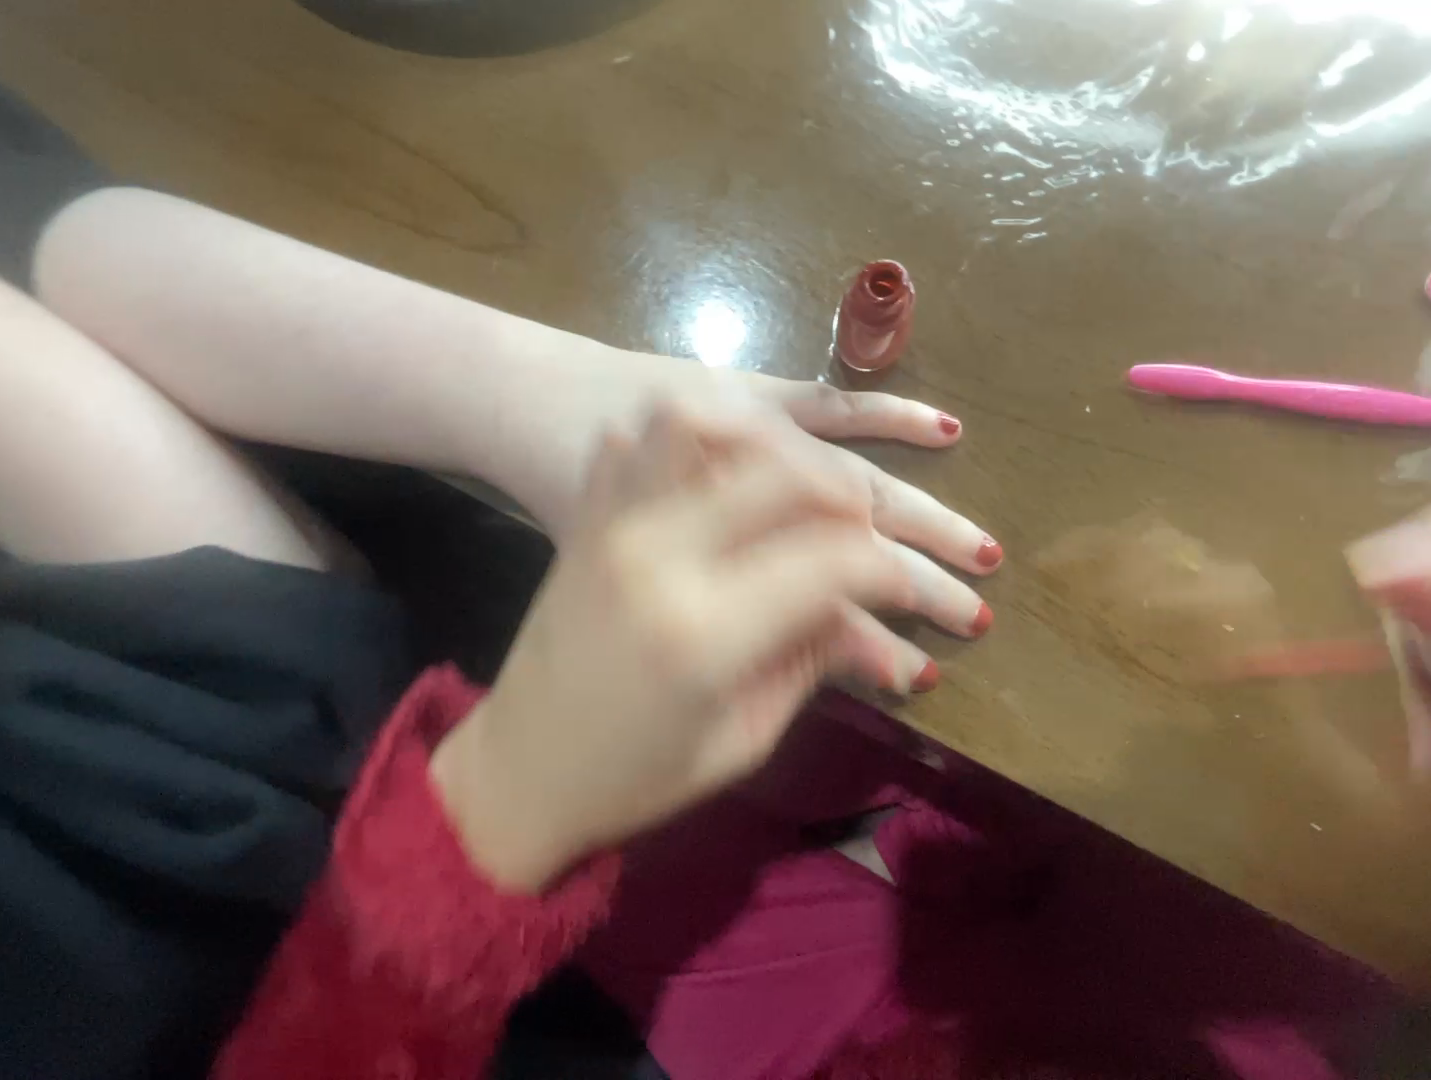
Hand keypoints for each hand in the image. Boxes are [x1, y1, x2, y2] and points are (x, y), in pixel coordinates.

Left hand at [431, 404, 912, 891]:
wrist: (516, 770)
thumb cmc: (634, 779)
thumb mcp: (741, 739)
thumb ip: (812, 662)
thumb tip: (883, 627)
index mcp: (706, 632)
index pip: (833, 561)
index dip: (896, 572)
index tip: (914, 591)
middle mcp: (660, 556)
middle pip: (785, 473)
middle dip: (852, 496)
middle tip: (871, 533)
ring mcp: (614, 524)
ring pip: (705, 422)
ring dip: (770, 437)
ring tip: (805, 472)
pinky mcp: (587, 517)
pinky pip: (640, 438)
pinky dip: (692, 431)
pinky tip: (724, 458)